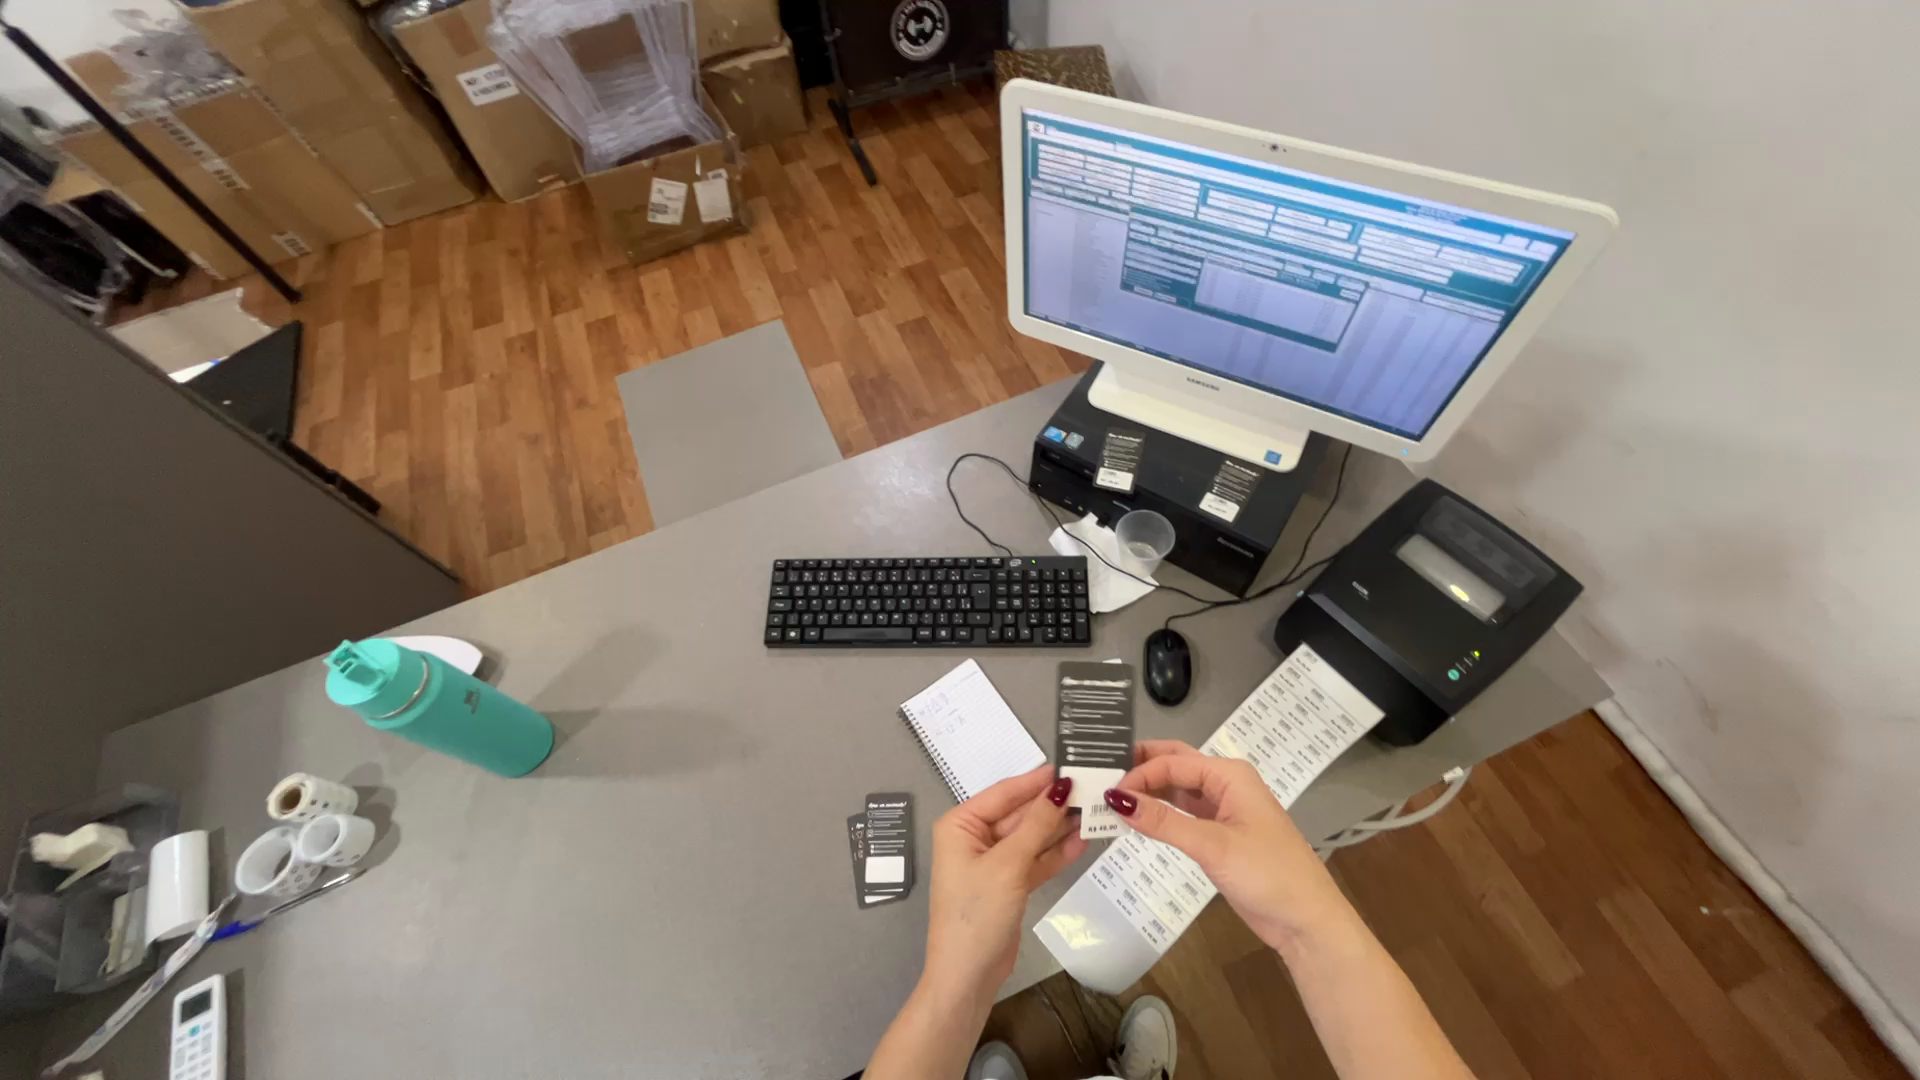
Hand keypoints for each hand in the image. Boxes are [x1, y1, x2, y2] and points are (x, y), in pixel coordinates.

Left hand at [923, 765, 1086, 1005]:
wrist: (967, 977)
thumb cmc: (977, 912)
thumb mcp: (1008, 864)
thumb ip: (1037, 824)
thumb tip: (1061, 787)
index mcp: (961, 824)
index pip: (1004, 793)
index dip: (1037, 780)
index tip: (1069, 766)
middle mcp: (975, 837)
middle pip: (1020, 813)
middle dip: (1053, 805)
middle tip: (1092, 788)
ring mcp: (993, 861)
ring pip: (1031, 836)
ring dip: (1059, 827)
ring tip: (1095, 810)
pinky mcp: (1010, 883)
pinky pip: (1036, 859)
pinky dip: (1056, 852)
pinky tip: (1083, 839)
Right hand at [1108, 741, 1354, 952]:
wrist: (1307, 923)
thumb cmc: (1267, 874)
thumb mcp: (1212, 845)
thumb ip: (1163, 821)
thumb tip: (1115, 799)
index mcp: (1229, 774)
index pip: (1172, 761)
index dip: (1138, 773)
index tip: (1107, 792)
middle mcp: (1225, 783)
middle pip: (1175, 763)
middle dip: (1140, 765)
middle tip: (1101, 772)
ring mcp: (1222, 808)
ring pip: (1177, 787)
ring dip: (1148, 790)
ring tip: (1111, 794)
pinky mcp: (1219, 832)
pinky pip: (1182, 811)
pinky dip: (1159, 811)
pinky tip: (1136, 817)